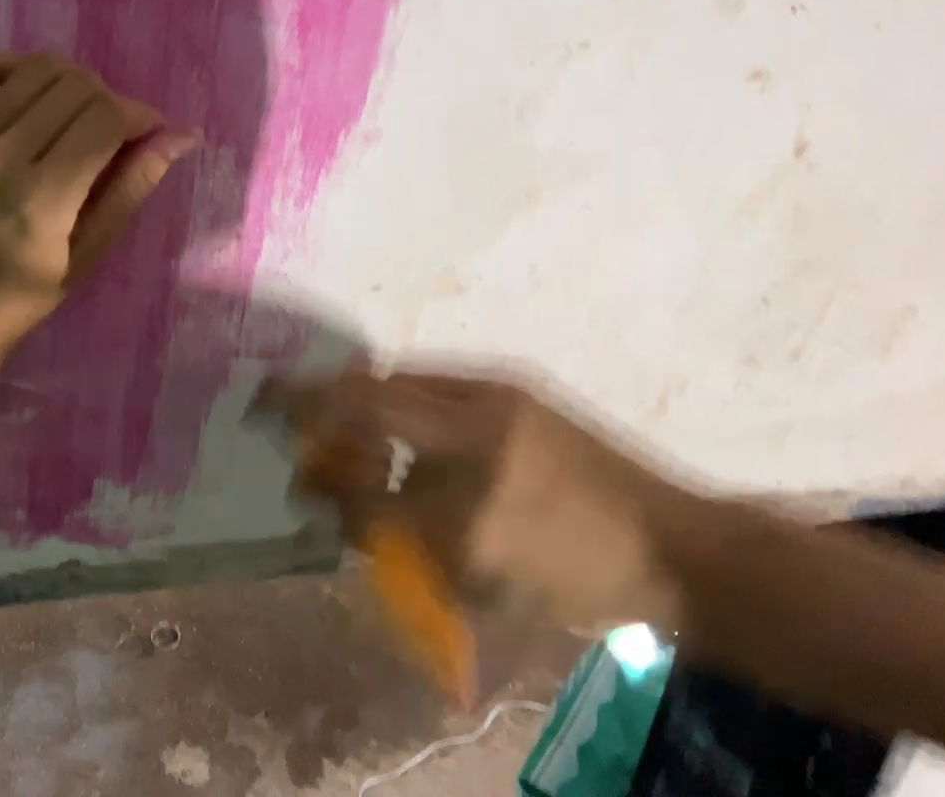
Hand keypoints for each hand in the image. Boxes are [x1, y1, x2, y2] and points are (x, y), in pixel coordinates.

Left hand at [0, 50, 198, 362]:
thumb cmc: (30, 293)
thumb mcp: (91, 252)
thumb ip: (132, 187)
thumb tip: (182, 135)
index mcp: (41, 199)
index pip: (105, 120)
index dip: (141, 115)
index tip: (153, 131)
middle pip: (75, 87)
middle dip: (112, 100)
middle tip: (117, 132)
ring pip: (34, 71)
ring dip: (72, 81)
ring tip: (80, 112)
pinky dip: (7, 64)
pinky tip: (29, 86)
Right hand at [259, 364, 712, 631]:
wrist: (686, 555)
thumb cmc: (576, 560)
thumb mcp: (470, 553)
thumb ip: (385, 517)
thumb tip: (319, 489)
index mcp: (469, 420)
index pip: (364, 396)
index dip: (304, 397)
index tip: (259, 402)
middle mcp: (483, 390)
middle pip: (381, 385)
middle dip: (334, 410)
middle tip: (310, 445)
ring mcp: (509, 392)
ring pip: (412, 394)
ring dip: (376, 421)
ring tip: (364, 463)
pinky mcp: (527, 404)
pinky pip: (445, 403)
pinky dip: (413, 427)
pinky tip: (417, 464)